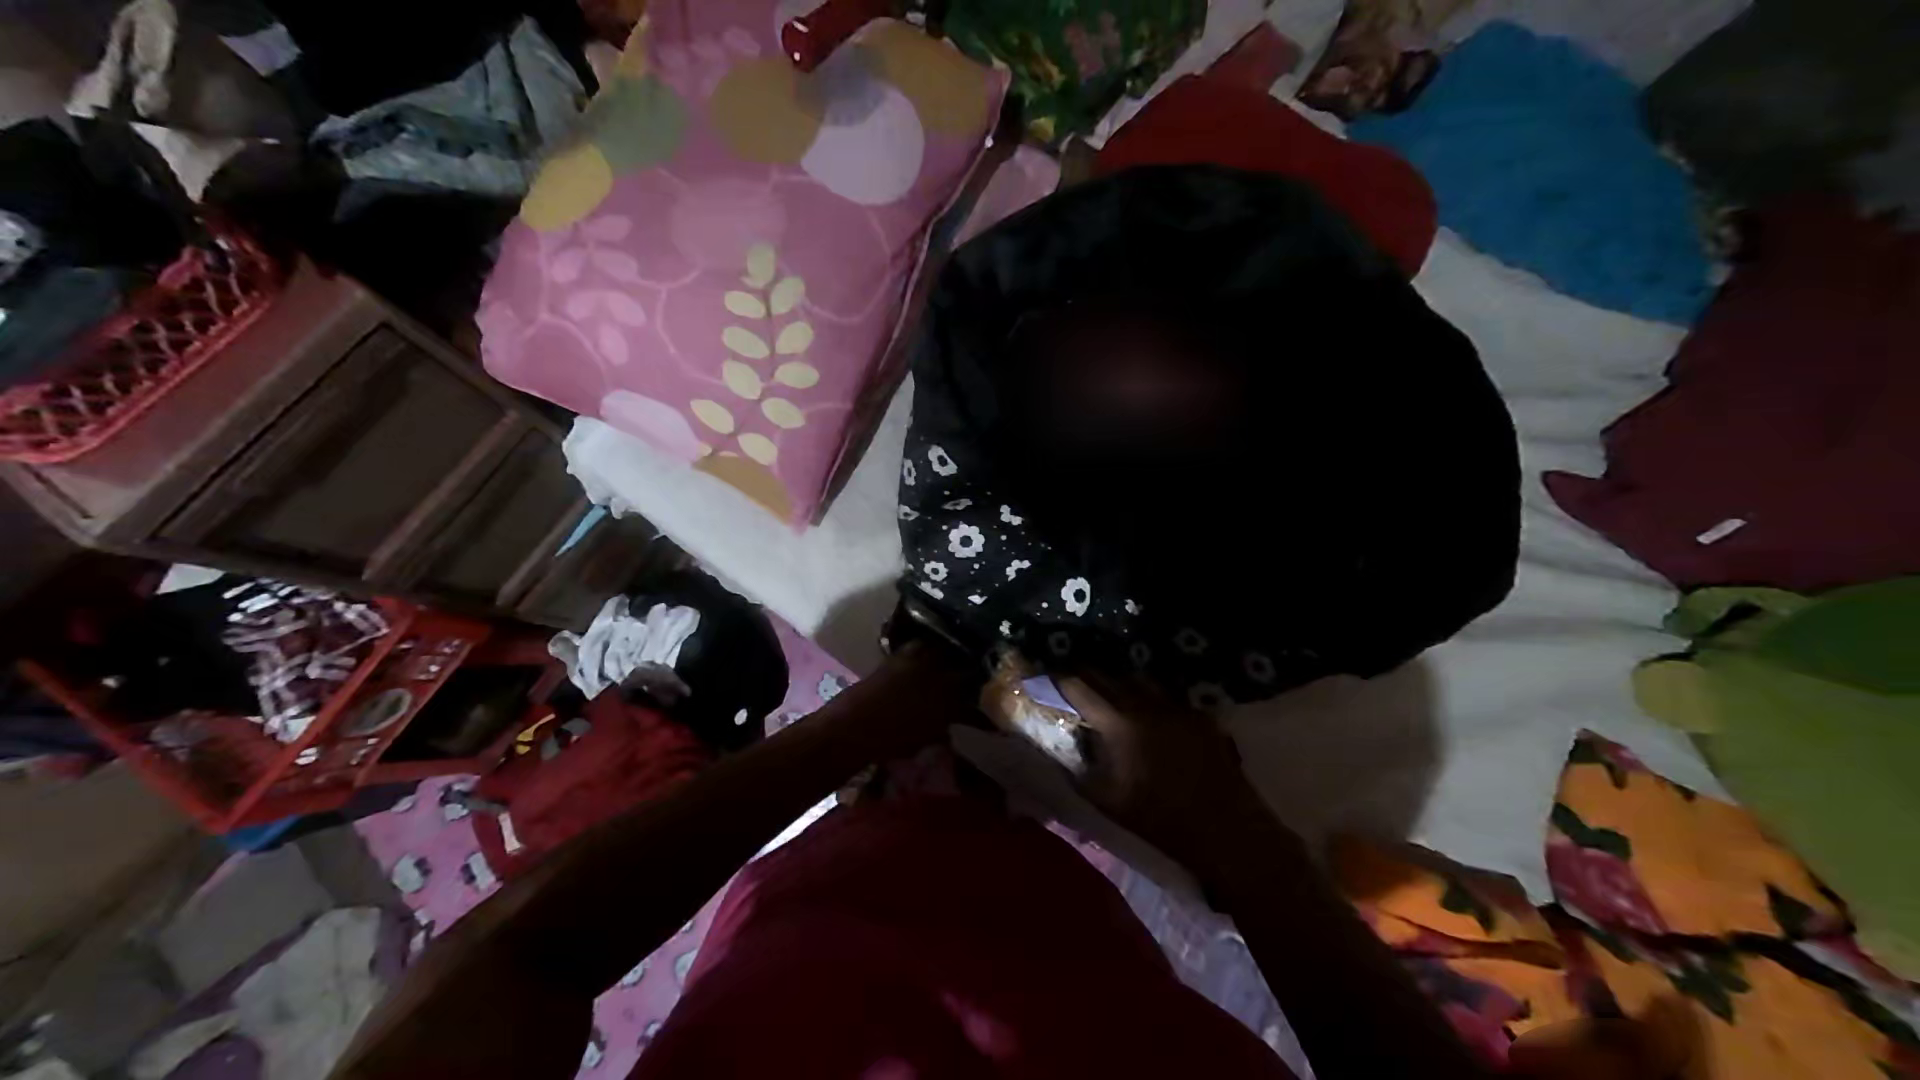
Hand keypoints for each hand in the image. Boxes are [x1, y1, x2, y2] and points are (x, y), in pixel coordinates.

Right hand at [1056, 672, 1289, 872]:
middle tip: (1074, 680)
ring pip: (1140, 680)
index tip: (1046, 677)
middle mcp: (1145, 705)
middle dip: (1087, 675)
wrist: (1224, 828)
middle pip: (1108, 676)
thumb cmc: (1159, 819)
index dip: (1059, 680)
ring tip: (1112, 692)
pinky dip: (1152, 698)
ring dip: (1120, 682)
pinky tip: (1152, 713)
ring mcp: (1176, 706)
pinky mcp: (1199, 715)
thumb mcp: (1106, 802)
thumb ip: (1077, 773)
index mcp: (1118, 724)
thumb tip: (1060, 752)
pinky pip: (1169, 695)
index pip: (1079, 688)